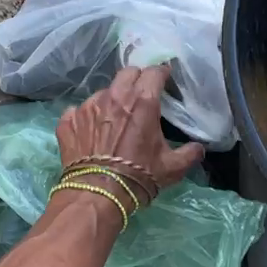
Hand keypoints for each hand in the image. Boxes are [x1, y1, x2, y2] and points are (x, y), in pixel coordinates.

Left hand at [55, 65, 205, 208]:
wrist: (97, 195)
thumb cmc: (138, 177)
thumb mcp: (172, 168)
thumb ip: (189, 154)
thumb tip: (198, 148)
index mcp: (143, 101)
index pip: (154, 72)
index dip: (161, 74)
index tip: (165, 80)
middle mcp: (114, 96)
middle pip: (127, 73)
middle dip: (137, 80)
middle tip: (141, 96)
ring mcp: (87, 106)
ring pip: (103, 92)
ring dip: (112, 101)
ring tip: (114, 121)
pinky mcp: (68, 120)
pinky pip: (80, 111)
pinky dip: (88, 119)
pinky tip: (91, 134)